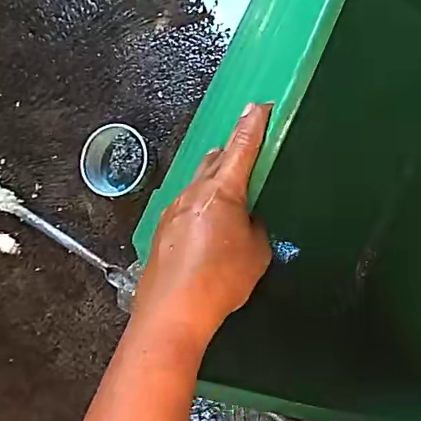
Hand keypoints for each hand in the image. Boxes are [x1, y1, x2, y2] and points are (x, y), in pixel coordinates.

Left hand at [133, 103, 272, 345]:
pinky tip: (211, 224)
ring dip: (216, 178)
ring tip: (233, 193)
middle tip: (251, 151)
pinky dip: (203, 202)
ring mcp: (172, 209)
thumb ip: (255, 225)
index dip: (252, 125)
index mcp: (221, 192)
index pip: (241, 148)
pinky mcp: (161, 229)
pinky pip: (187, 203)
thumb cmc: (222, 280)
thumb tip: (247, 218)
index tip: (259, 106)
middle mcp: (193, 193)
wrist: (171, 314)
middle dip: (233, 151)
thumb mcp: (257, 252)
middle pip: (215, 158)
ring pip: (198, 180)